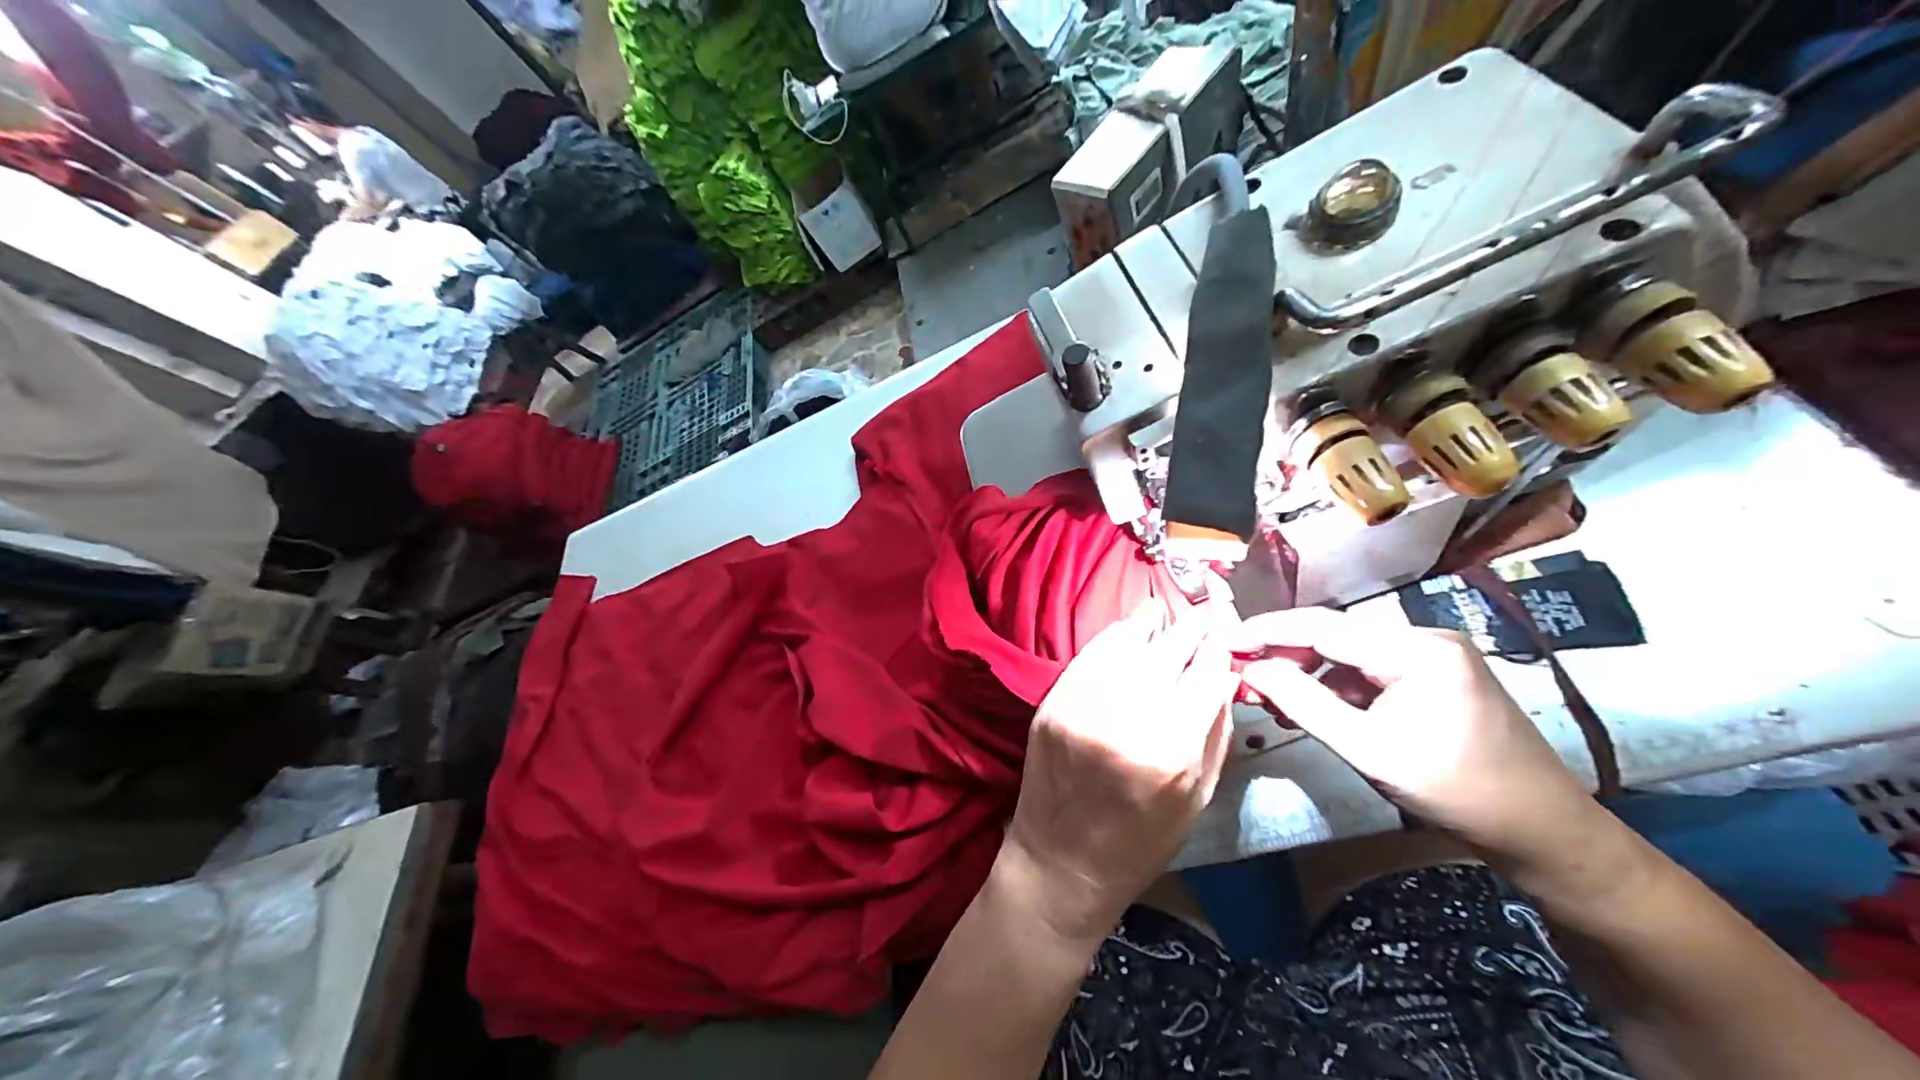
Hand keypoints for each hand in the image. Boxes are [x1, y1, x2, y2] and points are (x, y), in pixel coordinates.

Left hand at [1002, 612, 1239, 942]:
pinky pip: (1089, 654)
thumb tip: (1225, 675)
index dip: (1218, 650)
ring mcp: (1081, 708)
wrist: (1062, 861)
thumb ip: (1215, 731)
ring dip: (1149, 623)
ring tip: (1164, 612)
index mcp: (1170, 753)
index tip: (1224, 636)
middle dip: (1189, 628)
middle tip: (1200, 613)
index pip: (1205, 675)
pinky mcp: (1052, 703)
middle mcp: (1124, 723)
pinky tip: (1128, 631)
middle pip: (1166, 650)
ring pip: (1125, 643)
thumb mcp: (1198, 797)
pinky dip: (1113, 637)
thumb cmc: (1141, 841)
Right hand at [1231, 608, 1599, 864]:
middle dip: (1287, 656)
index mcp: (1416, 650)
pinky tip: (1320, 708)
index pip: (1322, 626)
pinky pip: (1372, 669)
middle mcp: (1426, 638)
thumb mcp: (1365, 749)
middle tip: (1248, 682)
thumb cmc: (1454, 791)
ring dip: (1311, 674)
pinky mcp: (1438, 673)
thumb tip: (1251, 671)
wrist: (1542, 829)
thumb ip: (1302, 703)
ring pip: (1351, 653)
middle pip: (1335, 636)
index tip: (1225, 642)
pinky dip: (1340, 686)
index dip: (1267, 631)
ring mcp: (1436, 654)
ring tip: (1277, 701)